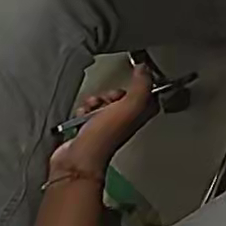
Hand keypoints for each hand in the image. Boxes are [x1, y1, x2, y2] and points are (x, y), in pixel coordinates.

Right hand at [51, 59, 156, 178]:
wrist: (78, 156)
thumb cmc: (106, 135)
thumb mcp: (132, 103)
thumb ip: (142, 84)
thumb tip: (145, 68)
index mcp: (141, 114)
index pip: (146, 92)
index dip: (137, 85)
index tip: (131, 82)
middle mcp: (127, 119)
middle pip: (121, 94)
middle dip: (111, 93)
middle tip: (108, 100)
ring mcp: (108, 124)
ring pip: (103, 101)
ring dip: (95, 102)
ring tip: (92, 109)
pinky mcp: (90, 127)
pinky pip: (87, 110)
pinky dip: (83, 111)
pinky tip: (82, 117)